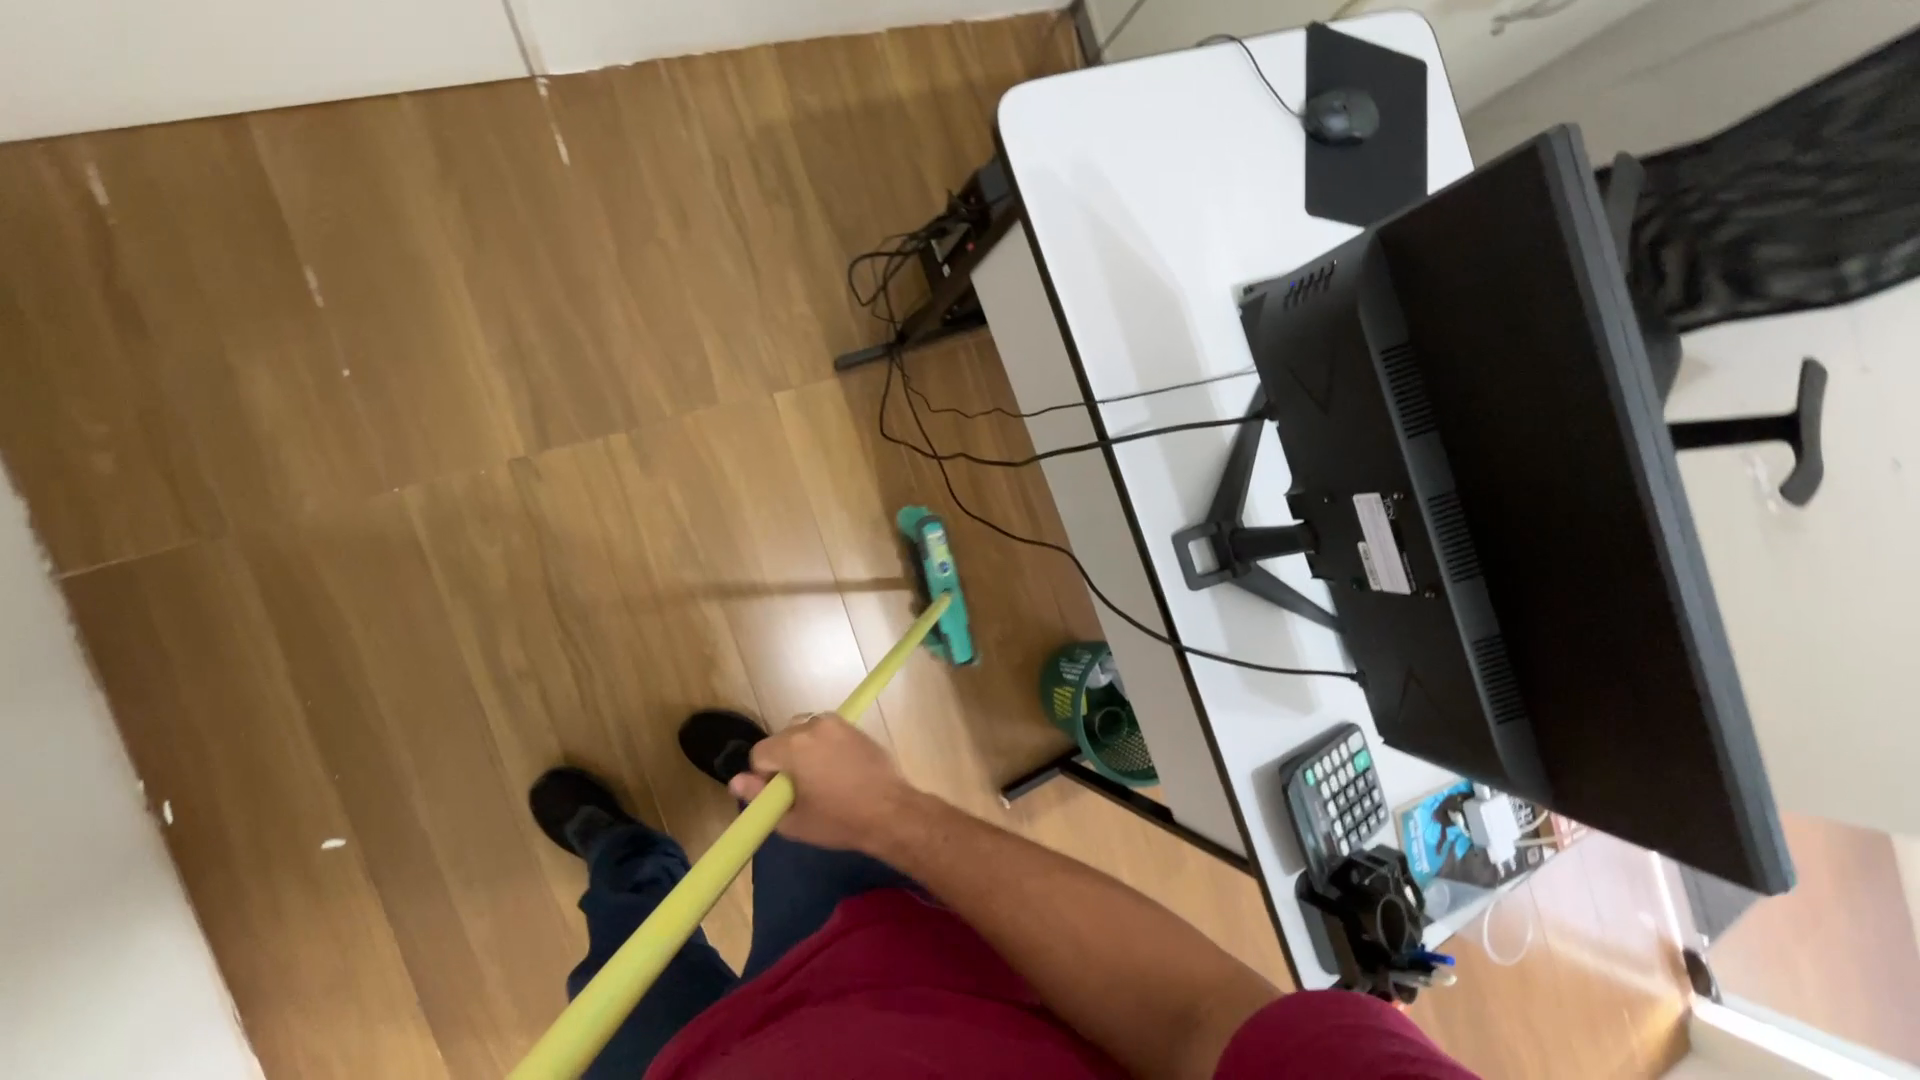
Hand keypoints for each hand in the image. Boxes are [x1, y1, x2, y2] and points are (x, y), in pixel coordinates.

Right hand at [728, 713, 921, 852]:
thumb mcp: (793, 820)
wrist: (891, 812)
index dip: (764, 778)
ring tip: (820, 779)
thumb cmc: (839, 820)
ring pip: (804, 732)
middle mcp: (813, 724)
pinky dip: (824, 746)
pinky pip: (827, 733)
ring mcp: (837, 723)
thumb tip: (735, 781)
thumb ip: (760, 798)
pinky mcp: (855, 727)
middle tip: (801, 790)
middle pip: (781, 739)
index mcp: (793, 745)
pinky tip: (838, 771)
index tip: (781, 797)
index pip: (759, 754)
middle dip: (783, 761)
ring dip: (803, 750)